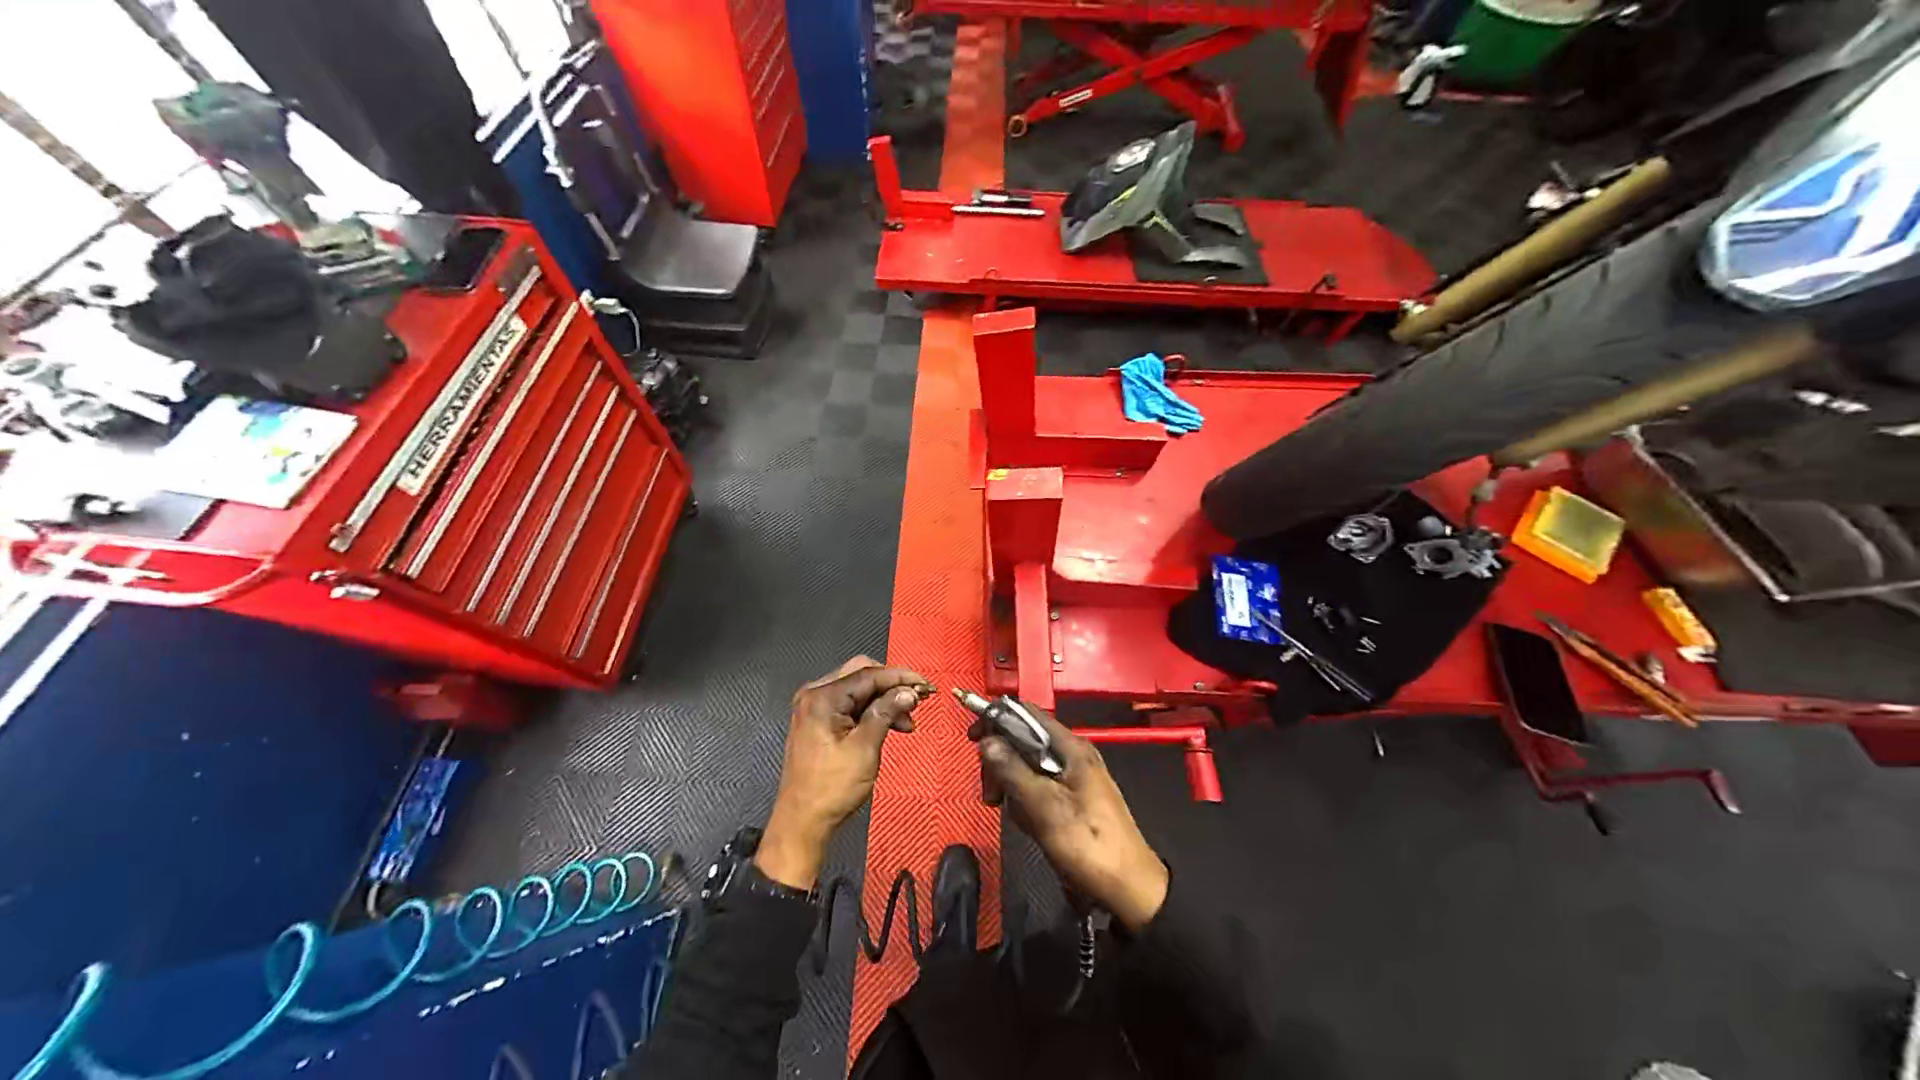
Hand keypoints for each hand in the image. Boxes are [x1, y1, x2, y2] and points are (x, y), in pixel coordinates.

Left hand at [757, 657, 934, 889]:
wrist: (803, 822)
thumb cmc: (832, 787)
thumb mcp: (865, 747)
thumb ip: (886, 712)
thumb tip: (908, 691)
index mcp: (822, 697)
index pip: (868, 674)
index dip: (900, 677)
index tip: (925, 685)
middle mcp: (815, 695)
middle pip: (861, 675)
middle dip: (891, 687)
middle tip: (915, 703)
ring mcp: (814, 708)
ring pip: (857, 691)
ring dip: (883, 701)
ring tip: (907, 722)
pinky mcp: (818, 722)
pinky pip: (849, 705)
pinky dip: (870, 712)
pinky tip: (889, 726)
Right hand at [971, 702, 1168, 931]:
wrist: (1130, 889)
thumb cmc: (1087, 844)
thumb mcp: (1043, 807)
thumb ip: (1012, 770)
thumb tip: (986, 741)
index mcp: (1071, 747)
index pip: (1026, 713)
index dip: (996, 719)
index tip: (972, 740)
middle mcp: (1073, 755)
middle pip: (1024, 741)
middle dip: (1002, 763)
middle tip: (991, 795)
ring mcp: (1075, 777)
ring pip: (1029, 767)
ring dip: (1014, 788)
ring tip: (1015, 815)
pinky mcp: (1074, 799)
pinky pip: (1040, 789)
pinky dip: (1028, 802)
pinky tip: (1030, 824)